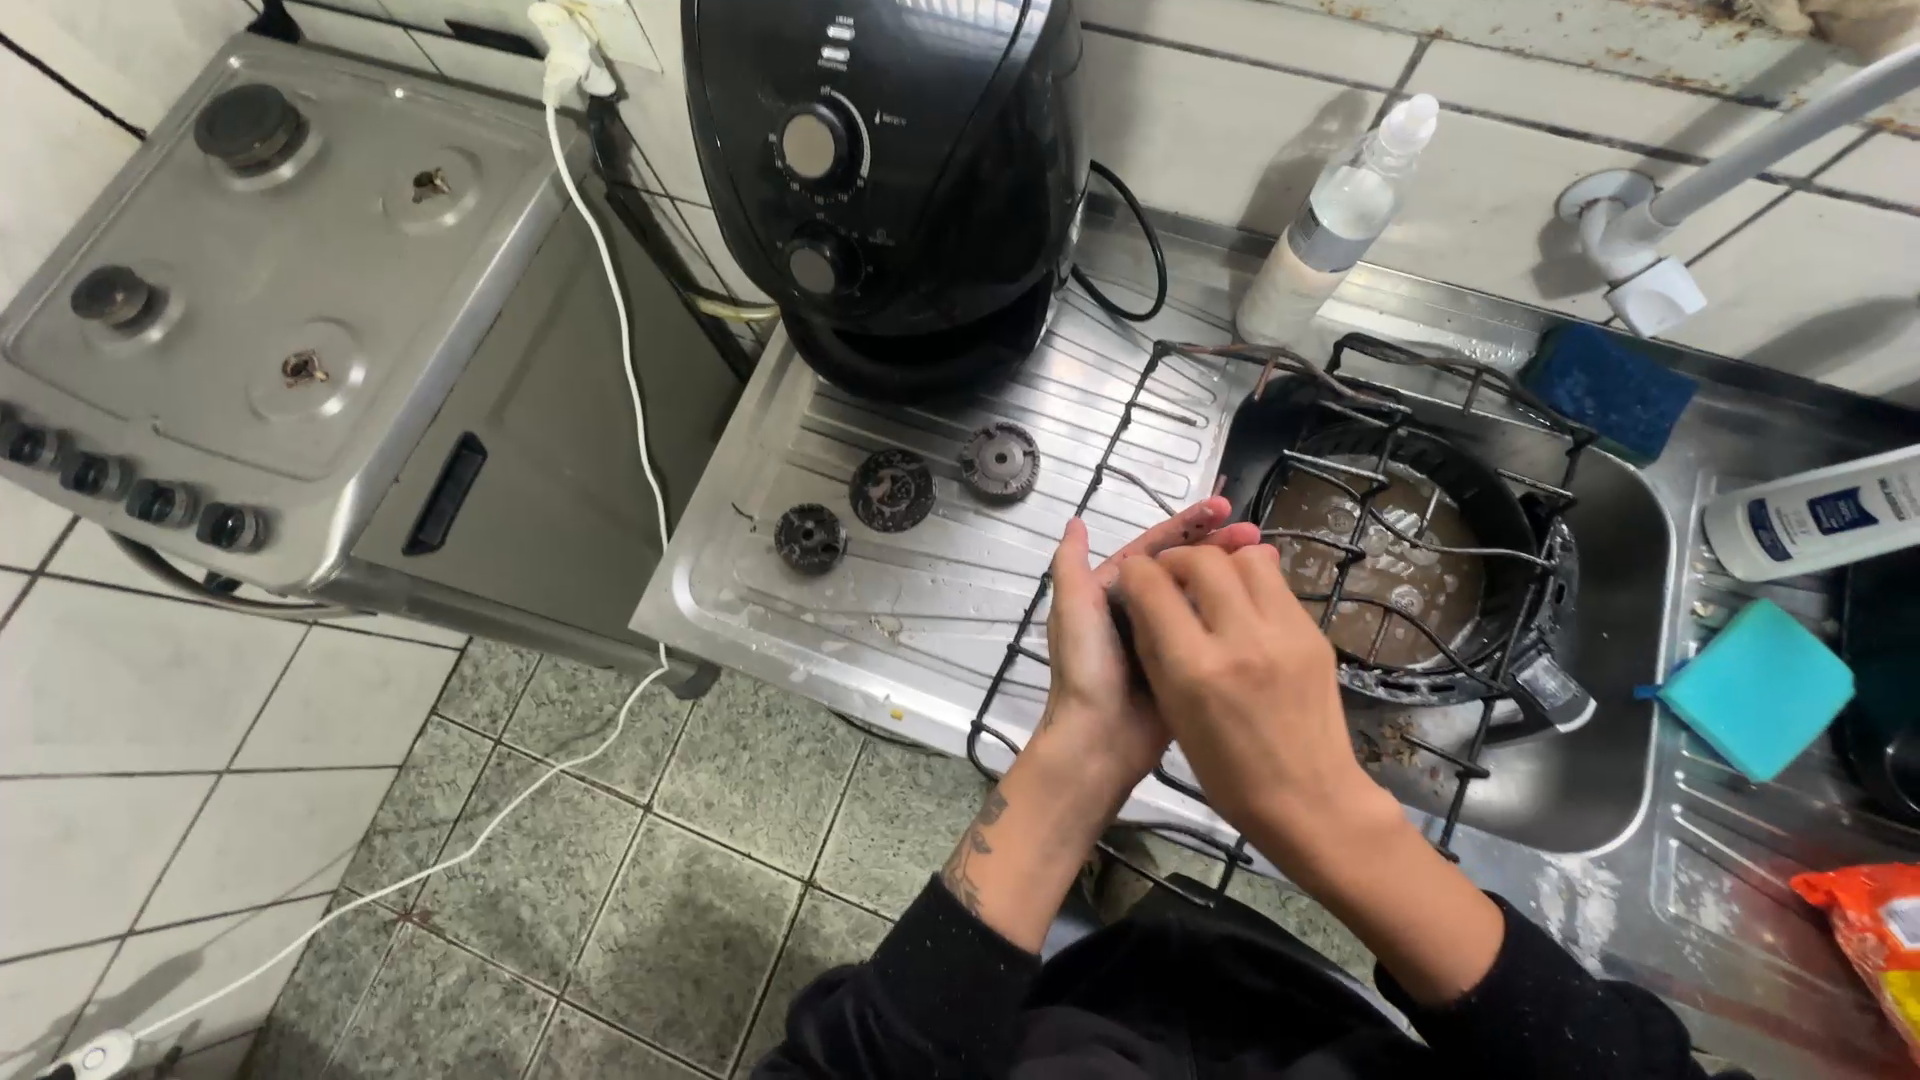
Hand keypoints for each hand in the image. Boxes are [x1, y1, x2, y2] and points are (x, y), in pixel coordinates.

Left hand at [1034, 497, 1261, 792]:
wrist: (1098, 739)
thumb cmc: (1086, 668)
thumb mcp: (1072, 610)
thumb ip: (1071, 566)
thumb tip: (1074, 523)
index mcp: (1111, 593)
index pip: (1153, 548)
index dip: (1187, 525)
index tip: (1224, 508)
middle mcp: (1138, 610)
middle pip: (1182, 568)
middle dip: (1215, 546)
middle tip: (1255, 533)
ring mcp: (1164, 638)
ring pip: (1199, 596)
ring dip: (1227, 576)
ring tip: (1265, 559)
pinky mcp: (1184, 665)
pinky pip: (1208, 631)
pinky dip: (1230, 614)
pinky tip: (1258, 602)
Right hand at [1113, 543, 1398, 862]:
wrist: (1310, 800)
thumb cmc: (1225, 769)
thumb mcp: (1172, 708)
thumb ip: (1153, 645)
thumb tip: (1141, 597)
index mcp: (1196, 668)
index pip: (1153, 586)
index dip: (1136, 573)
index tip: (1134, 577)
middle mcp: (1242, 640)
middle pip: (1202, 560)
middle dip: (1176, 560)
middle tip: (1170, 577)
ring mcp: (1286, 634)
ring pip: (1247, 559)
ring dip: (1220, 563)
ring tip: (1209, 586)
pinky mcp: (1315, 634)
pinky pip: (1276, 584)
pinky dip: (1250, 583)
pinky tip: (1242, 608)